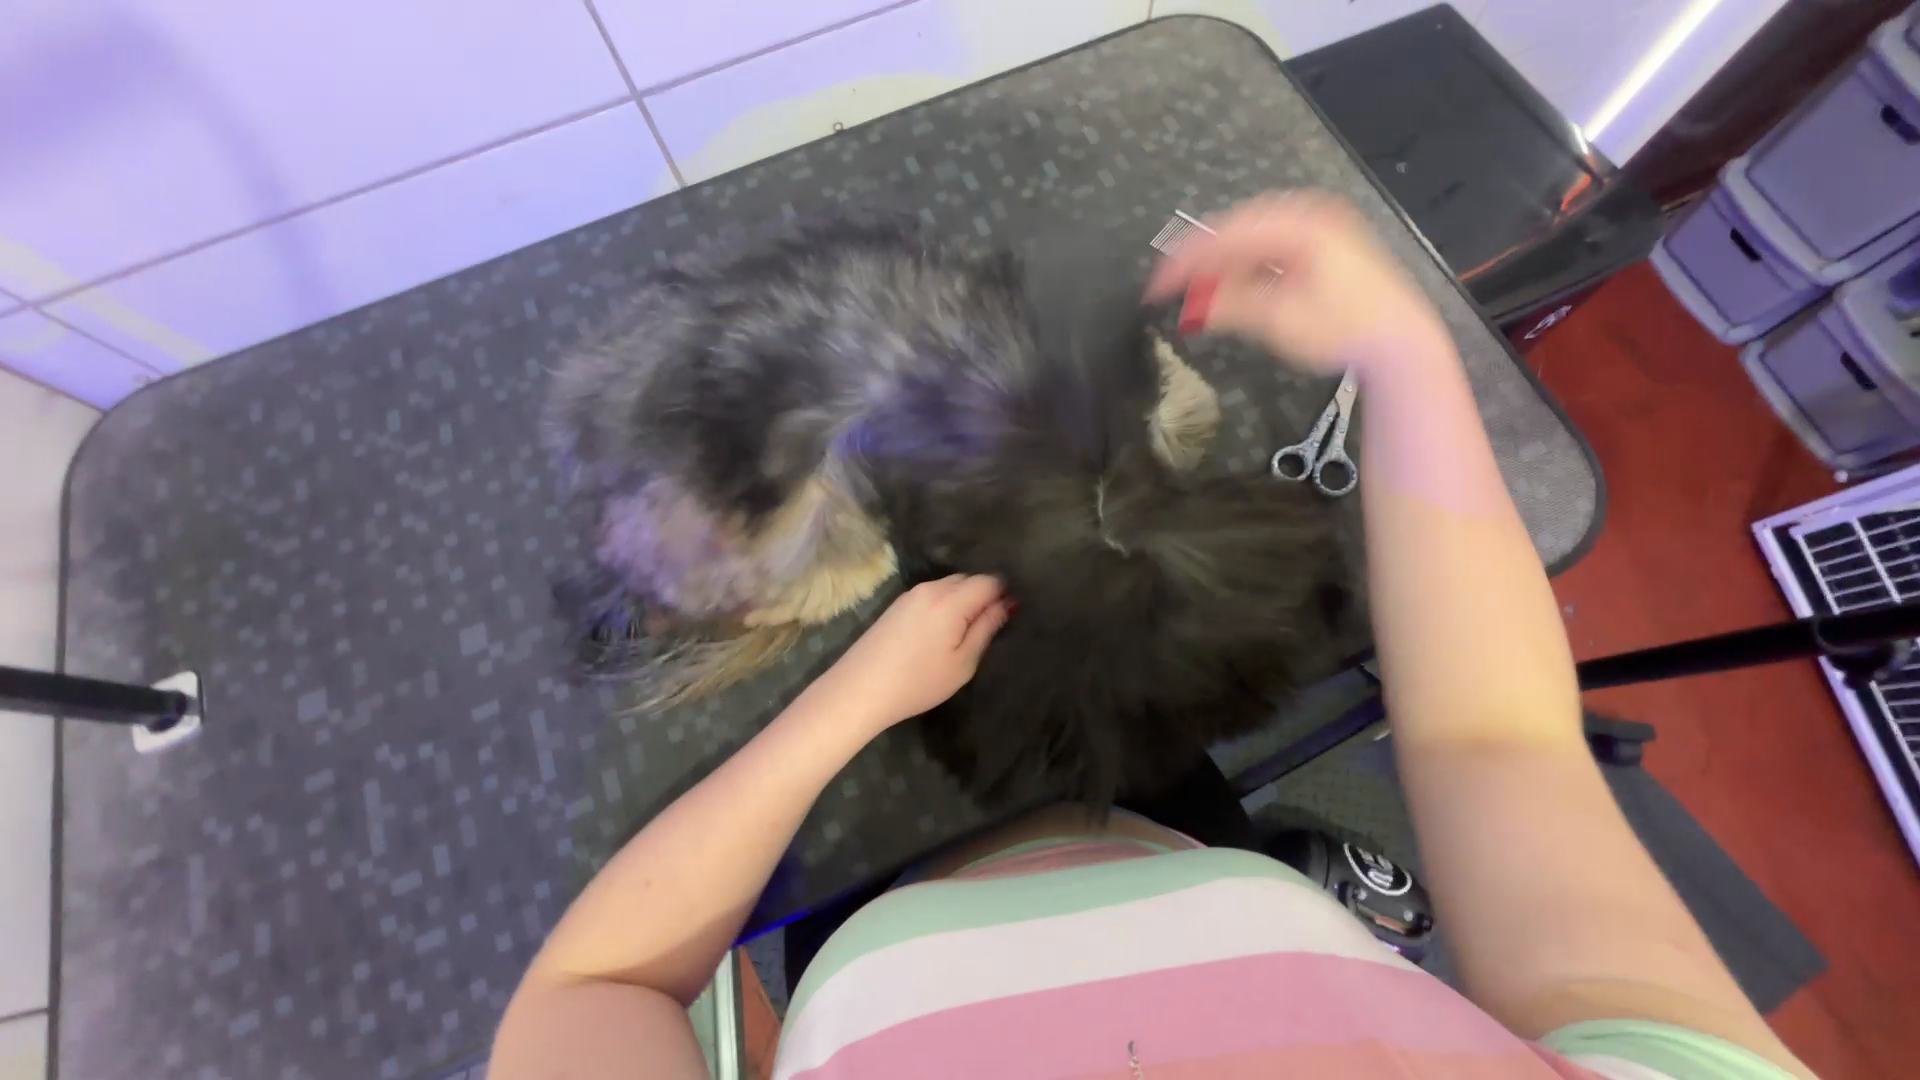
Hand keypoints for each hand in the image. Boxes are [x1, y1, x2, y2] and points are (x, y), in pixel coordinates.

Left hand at [802, 575, 1010, 730]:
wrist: (861, 689)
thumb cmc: (918, 681)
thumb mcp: (963, 662)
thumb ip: (986, 628)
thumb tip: (1006, 604)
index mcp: (951, 599)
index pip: (989, 580)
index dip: (1003, 594)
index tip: (1008, 616)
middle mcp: (931, 588)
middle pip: (968, 579)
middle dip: (983, 595)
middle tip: (989, 627)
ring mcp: (911, 594)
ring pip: (949, 586)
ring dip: (962, 600)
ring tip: (964, 632)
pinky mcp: (897, 604)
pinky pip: (932, 595)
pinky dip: (944, 605)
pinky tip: (940, 631)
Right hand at [1144, 191, 1451, 375]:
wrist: (1399, 343)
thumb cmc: (1342, 330)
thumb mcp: (1279, 321)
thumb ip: (1230, 307)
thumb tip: (1190, 308)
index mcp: (1298, 225)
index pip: (1224, 236)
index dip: (1185, 262)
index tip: (1155, 288)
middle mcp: (1308, 216)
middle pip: (1236, 230)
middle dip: (1199, 259)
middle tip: (1168, 286)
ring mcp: (1319, 229)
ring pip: (1252, 238)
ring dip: (1219, 262)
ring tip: (1193, 288)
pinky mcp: (1324, 248)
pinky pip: (1270, 247)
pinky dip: (1243, 265)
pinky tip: (1228, 284)